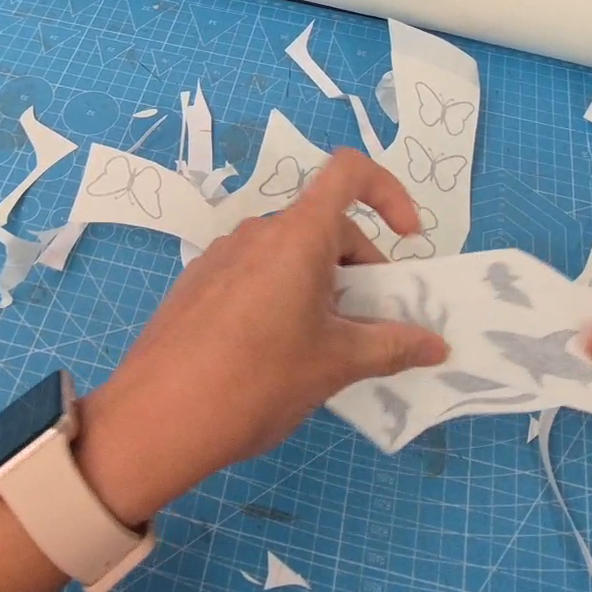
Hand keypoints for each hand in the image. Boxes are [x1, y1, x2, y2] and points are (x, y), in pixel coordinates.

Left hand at [76, 150, 448, 524]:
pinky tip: (274, 353)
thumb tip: (436, 345)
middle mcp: (259, 231)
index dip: (388, 192)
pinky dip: (283, 295)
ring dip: (321, 287)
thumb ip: (392, 346)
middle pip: (325, 227)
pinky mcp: (199, 282)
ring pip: (291, 254)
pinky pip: (257, 273)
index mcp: (297, 234)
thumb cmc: (257, 380)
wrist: (155, 419)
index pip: (349, 172)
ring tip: (321, 348)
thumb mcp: (335, 364)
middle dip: (360, 269)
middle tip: (368, 328)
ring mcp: (223, 255)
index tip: (407, 240)